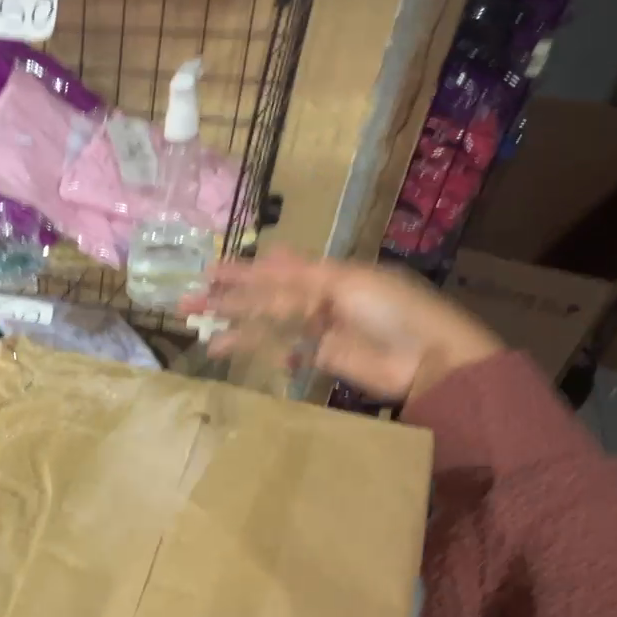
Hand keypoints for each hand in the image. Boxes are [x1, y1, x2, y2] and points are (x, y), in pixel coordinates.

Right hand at [178, 247, 503, 403]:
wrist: (428, 359)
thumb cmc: (391, 310)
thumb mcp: (348, 283)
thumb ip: (303, 277)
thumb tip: (269, 257)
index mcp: (326, 275)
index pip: (273, 272)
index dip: (241, 273)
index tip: (209, 272)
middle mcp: (319, 299)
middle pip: (263, 300)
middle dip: (227, 301)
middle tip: (188, 304)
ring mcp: (321, 330)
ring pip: (268, 328)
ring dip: (238, 332)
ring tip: (206, 339)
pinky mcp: (324, 358)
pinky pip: (292, 353)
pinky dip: (275, 354)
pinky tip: (260, 356)